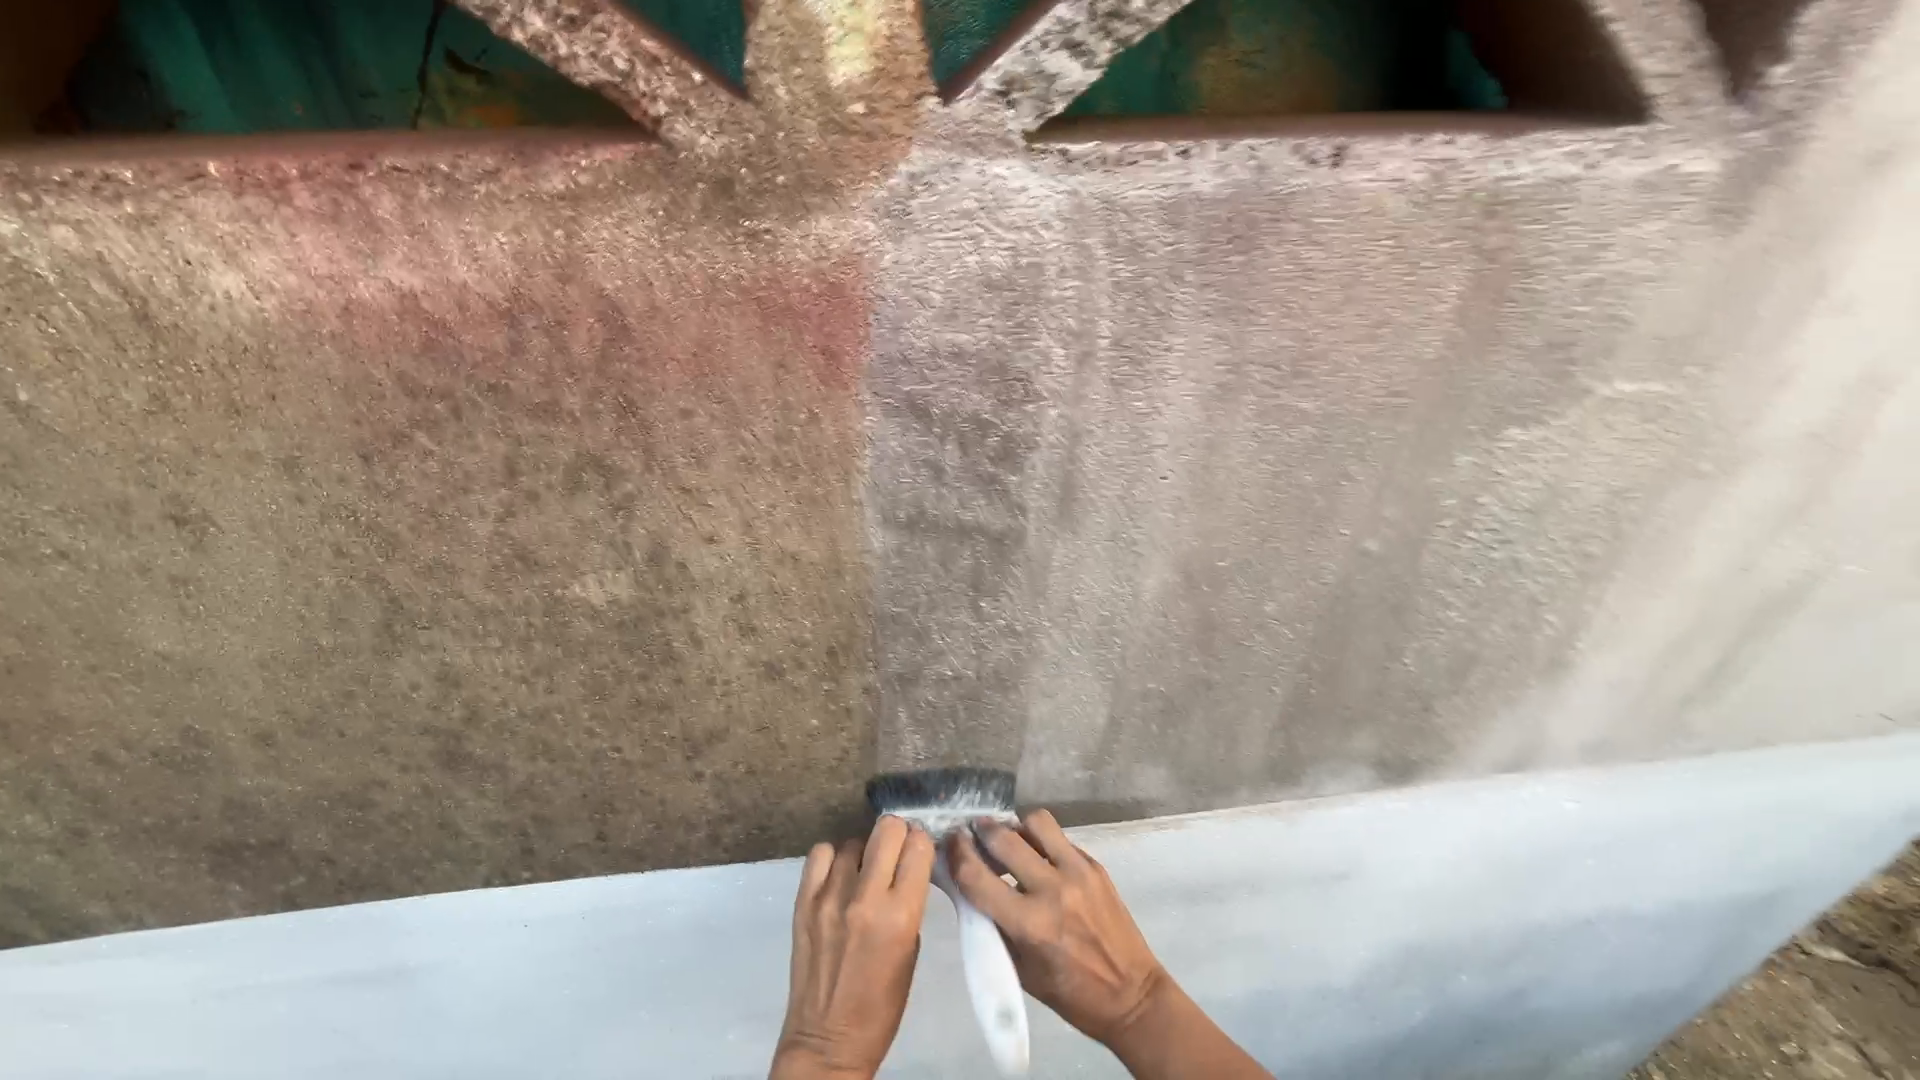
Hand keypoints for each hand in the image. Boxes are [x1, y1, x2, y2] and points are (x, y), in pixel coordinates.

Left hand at [771, 816, 935, 1079]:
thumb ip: (911, 904)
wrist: (827, 1039)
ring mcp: (829, 897)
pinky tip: (839, 877)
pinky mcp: (803, 902)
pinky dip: (833, 858)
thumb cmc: (882, 1004)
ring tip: (864, 874)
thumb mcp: (911, 951)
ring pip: (853, 840)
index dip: (922, 844)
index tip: (920, 851)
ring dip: (864, 852)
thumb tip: (910, 867)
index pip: (919, 847)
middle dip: (897, 834)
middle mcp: (865, 898)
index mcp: (901, 916)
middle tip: (896, 852)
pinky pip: (820, 853)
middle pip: (886, 829)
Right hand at [949, 810, 1169, 1045]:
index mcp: (1030, 924)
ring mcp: (1078, 872)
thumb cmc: (1069, 994)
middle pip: (1004, 837)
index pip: (977, 876)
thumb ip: (993, 924)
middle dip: (980, 831)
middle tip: (971, 832)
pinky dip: (1042, 841)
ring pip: (1036, 822)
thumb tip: (967, 886)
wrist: (1132, 995)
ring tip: (1009, 840)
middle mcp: (1053, 890)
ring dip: (1016, 827)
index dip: (956, 854)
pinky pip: (1059, 838)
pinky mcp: (1095, 866)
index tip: (948, 842)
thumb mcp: (1019, 969)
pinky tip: (1038, 857)